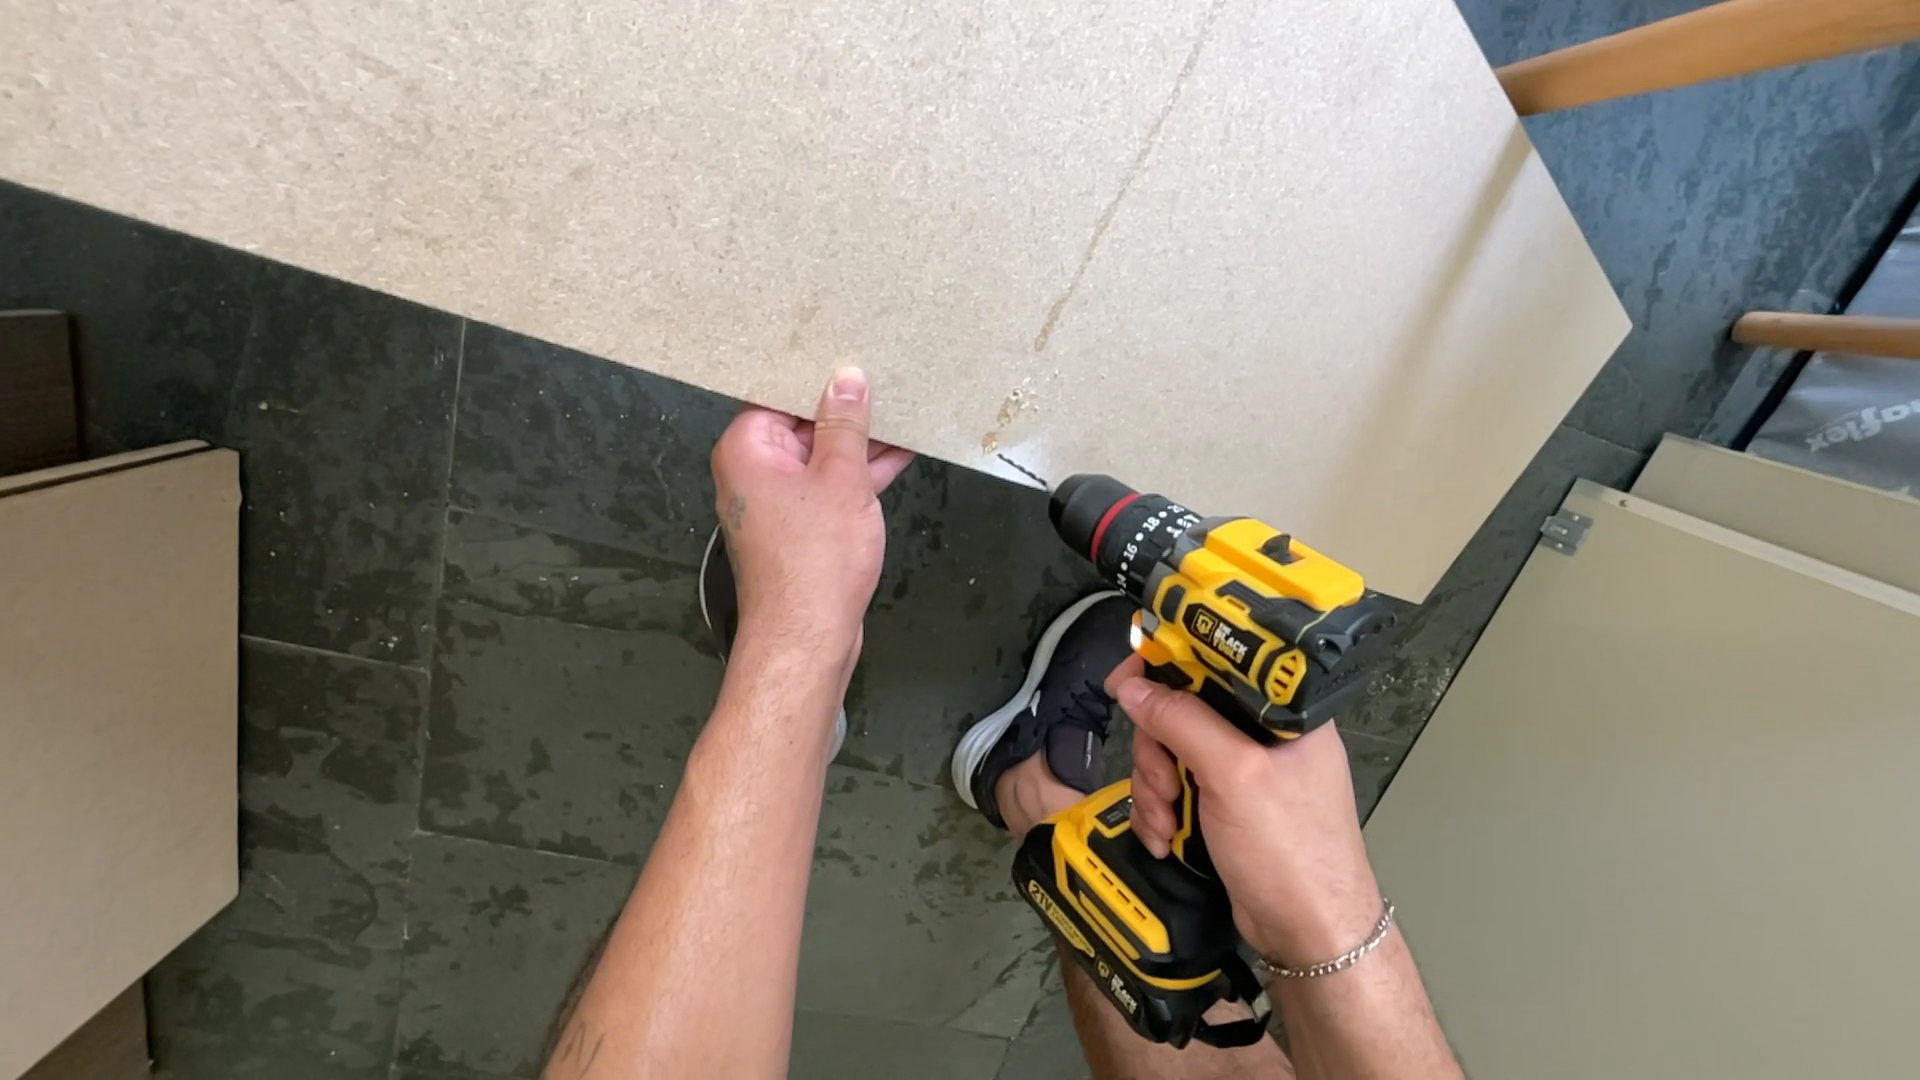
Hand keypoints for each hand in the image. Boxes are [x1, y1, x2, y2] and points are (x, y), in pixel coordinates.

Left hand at [709, 367, 913, 676]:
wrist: (809, 635)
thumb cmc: (815, 560)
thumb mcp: (841, 478)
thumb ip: (845, 425)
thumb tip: (847, 379)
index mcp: (747, 449)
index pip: (781, 396)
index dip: (819, 379)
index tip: (853, 357)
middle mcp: (754, 472)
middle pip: (802, 425)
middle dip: (847, 411)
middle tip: (887, 380)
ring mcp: (778, 502)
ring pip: (822, 458)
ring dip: (861, 444)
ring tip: (904, 413)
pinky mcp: (801, 527)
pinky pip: (830, 487)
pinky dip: (860, 475)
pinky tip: (899, 455)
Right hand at [1106, 655, 1382, 968]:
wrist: (1309, 937)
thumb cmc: (1289, 849)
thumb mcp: (1233, 775)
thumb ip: (1181, 721)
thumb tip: (1131, 686)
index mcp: (1280, 710)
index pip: (1214, 662)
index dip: (1166, 665)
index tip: (1126, 681)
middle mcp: (1259, 732)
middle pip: (1179, 710)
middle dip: (1158, 752)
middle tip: (1164, 786)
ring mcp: (1238, 769)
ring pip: (1167, 750)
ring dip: (1155, 788)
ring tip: (1168, 823)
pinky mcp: (1219, 801)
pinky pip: (1171, 784)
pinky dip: (1160, 810)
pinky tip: (1166, 837)